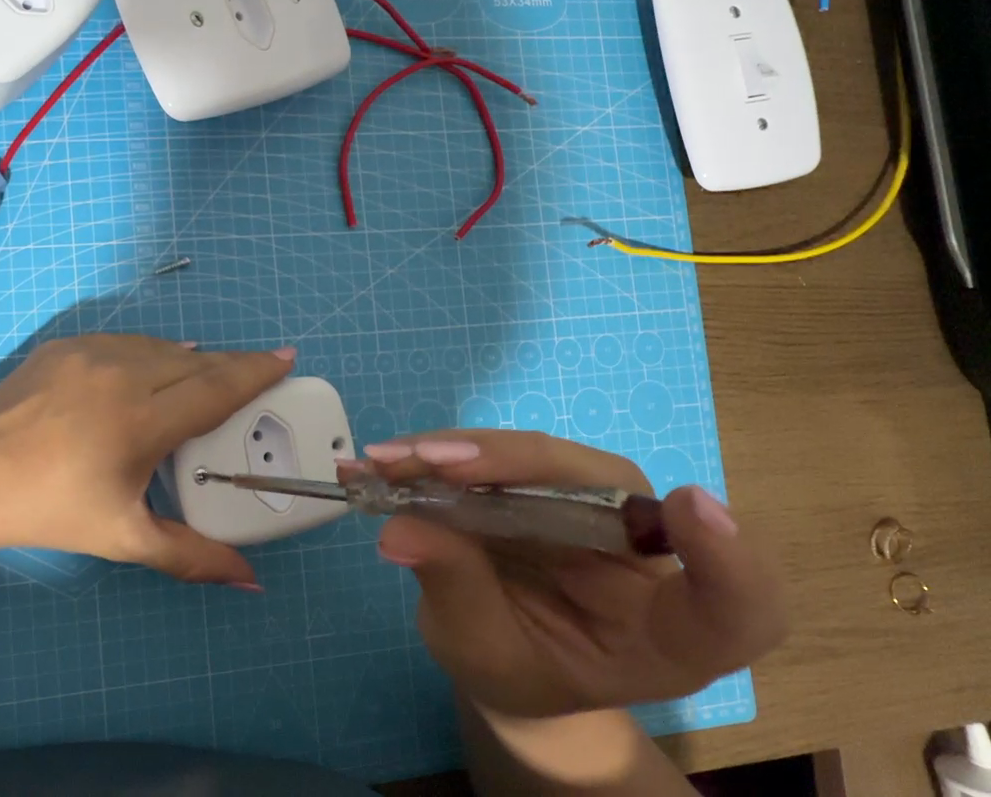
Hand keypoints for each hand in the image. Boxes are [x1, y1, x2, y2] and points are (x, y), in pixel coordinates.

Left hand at [0, 335, 293, 585]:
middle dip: (226, 367)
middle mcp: (120, 373)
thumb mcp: (124, 538)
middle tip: (251, 377)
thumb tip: (249, 580)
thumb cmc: (51, 510)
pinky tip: (149, 365)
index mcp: (143, 418)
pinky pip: (119, 343)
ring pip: (154, 347)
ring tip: (201, 377)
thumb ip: (192, 557)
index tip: (286, 358)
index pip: (217, 388)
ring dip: (184, 359)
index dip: (256, 372)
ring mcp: (86, 354)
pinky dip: (144, 352)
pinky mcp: (60, 347)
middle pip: (192, 362)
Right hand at [348, 430, 785, 718]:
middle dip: (520, 465)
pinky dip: (439, 453)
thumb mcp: (485, 654)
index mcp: (668, 630)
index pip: (736, 602)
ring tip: (389, 461)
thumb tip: (398, 530)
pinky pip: (498, 455)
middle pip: (608, 488)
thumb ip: (457, 593)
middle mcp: (639, 554)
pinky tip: (386, 460)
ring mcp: (589, 508)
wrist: (508, 658)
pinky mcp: (541, 482)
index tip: (692, 505)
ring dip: (463, 450)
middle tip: (438, 462)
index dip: (727, 557)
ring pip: (544, 457)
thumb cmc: (518, 673)